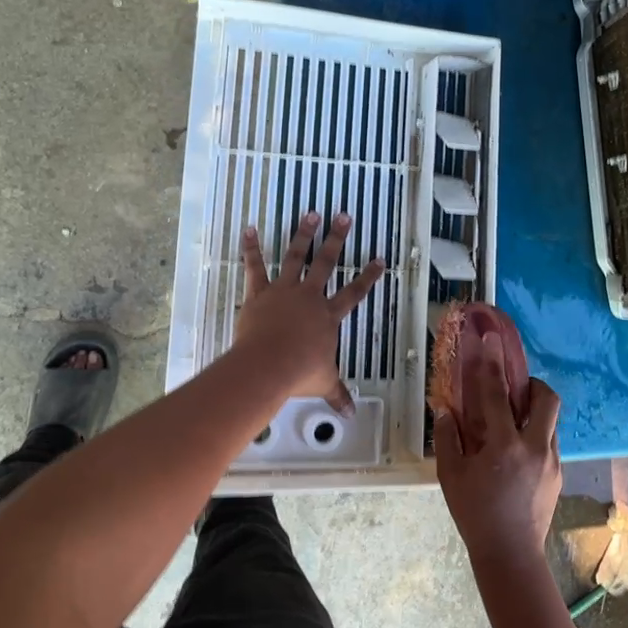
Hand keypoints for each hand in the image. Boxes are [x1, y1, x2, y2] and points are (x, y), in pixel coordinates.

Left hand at [236, 211, 384, 416]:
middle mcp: (309, 297)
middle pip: (326, 263)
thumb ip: (337, 394)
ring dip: (303, 235)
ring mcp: (284, 291)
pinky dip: (250, 249)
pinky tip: (249, 229)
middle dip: (335, 239)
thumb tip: (351, 414)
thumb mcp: (324, 383)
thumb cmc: (299, 373)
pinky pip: (255, 267)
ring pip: (295, 257)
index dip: (367, 276)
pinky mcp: (259, 293)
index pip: (353, 293)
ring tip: (310, 214)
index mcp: (328, 316)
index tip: (378, 259)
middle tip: (343, 217)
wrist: (268, 365)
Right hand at [436, 338, 561, 568]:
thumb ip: (448, 439)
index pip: (496, 393)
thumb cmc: (475, 514)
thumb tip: (446, 410)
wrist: (510, 555)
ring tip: (514, 418)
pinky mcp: (558, 474)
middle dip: (534, 385)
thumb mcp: (451, 476)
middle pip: (547, 399)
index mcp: (504, 445)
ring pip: (552, 420)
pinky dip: (536, 434)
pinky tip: (517, 449)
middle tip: (517, 386)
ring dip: (536, 410)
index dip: (492, 362)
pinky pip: (550, 441)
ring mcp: (551, 461)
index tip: (490, 338)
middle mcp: (534, 447)